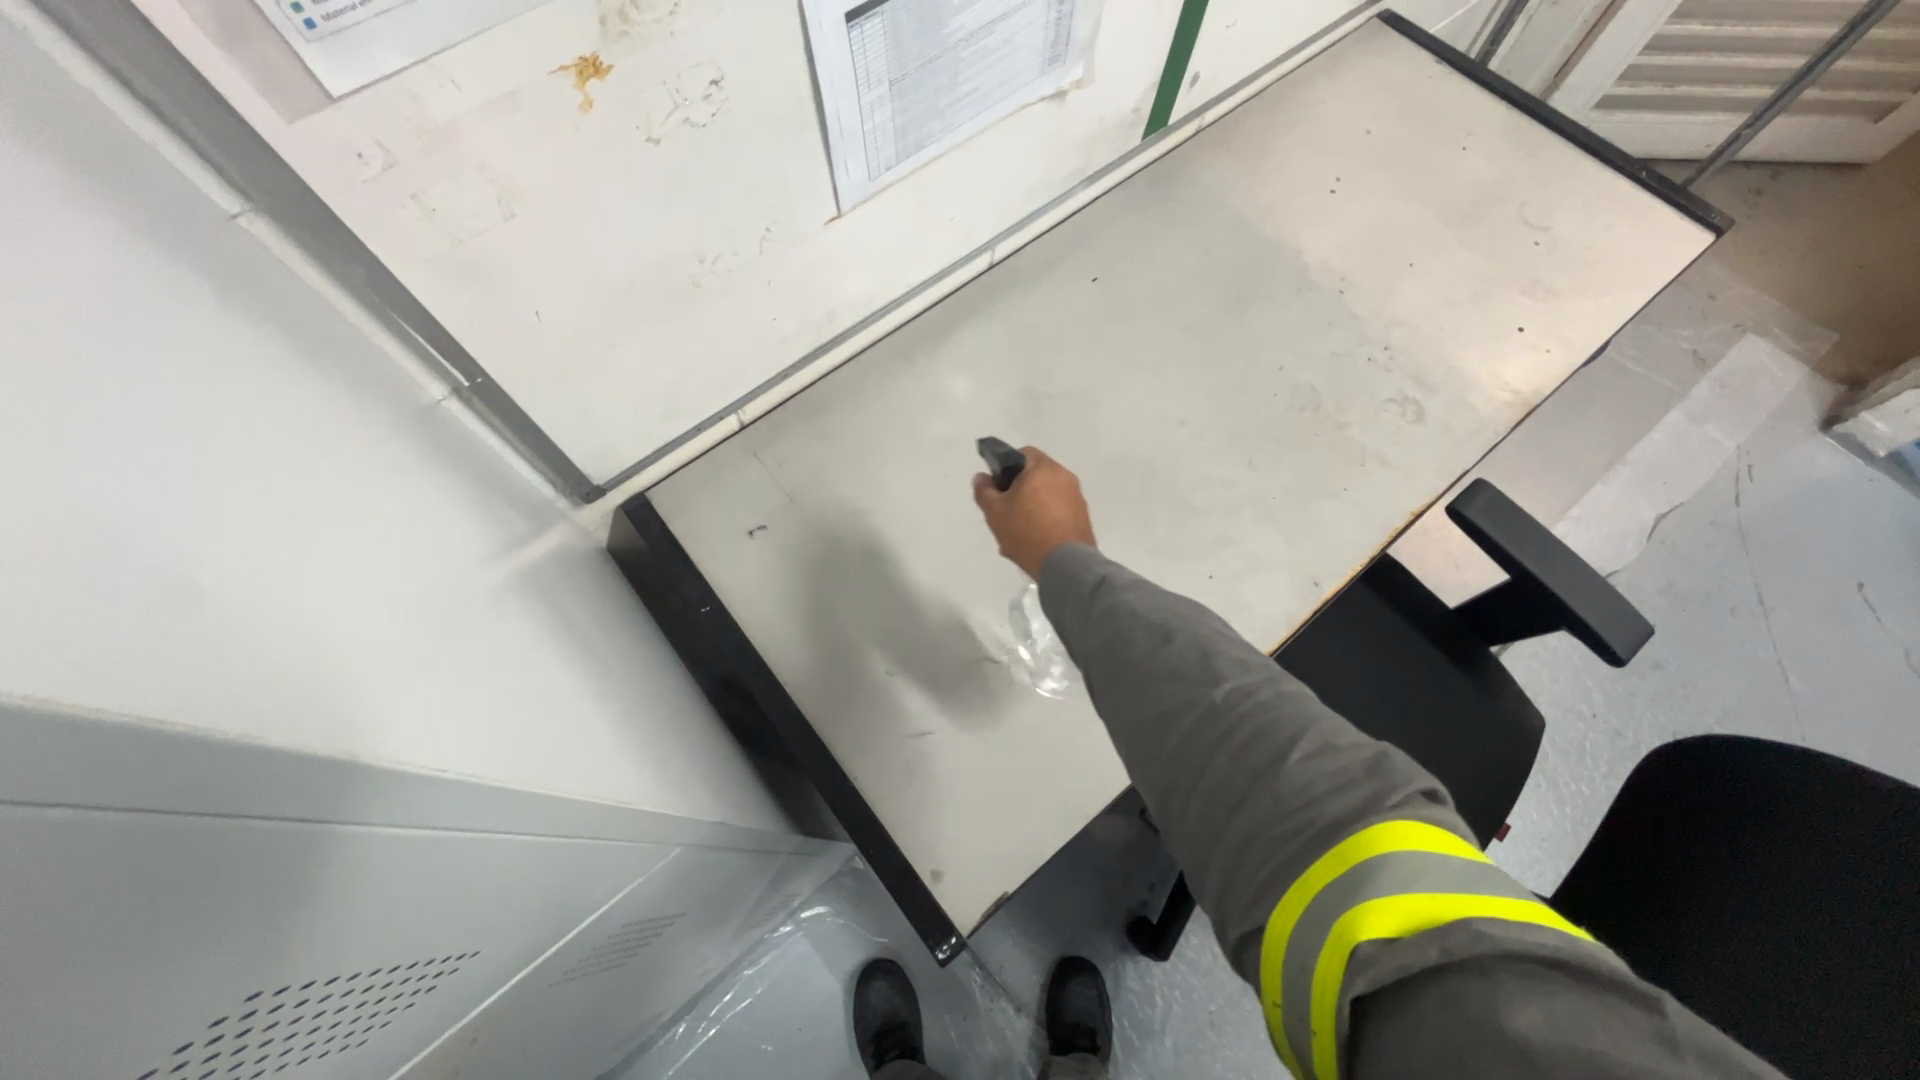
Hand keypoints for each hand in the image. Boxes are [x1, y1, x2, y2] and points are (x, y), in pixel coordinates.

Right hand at [972, 447, 1096, 579]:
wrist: (1066, 565)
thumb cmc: (1026, 533)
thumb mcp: (995, 513)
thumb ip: (984, 491)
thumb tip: (982, 477)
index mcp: (1043, 468)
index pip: (1023, 454)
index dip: (1007, 467)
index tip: (999, 488)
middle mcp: (1064, 476)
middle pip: (1036, 474)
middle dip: (1020, 489)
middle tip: (1007, 511)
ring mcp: (1077, 496)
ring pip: (1048, 493)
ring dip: (1034, 504)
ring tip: (1021, 529)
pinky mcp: (1083, 515)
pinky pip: (1060, 509)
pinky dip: (1048, 517)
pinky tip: (1037, 538)